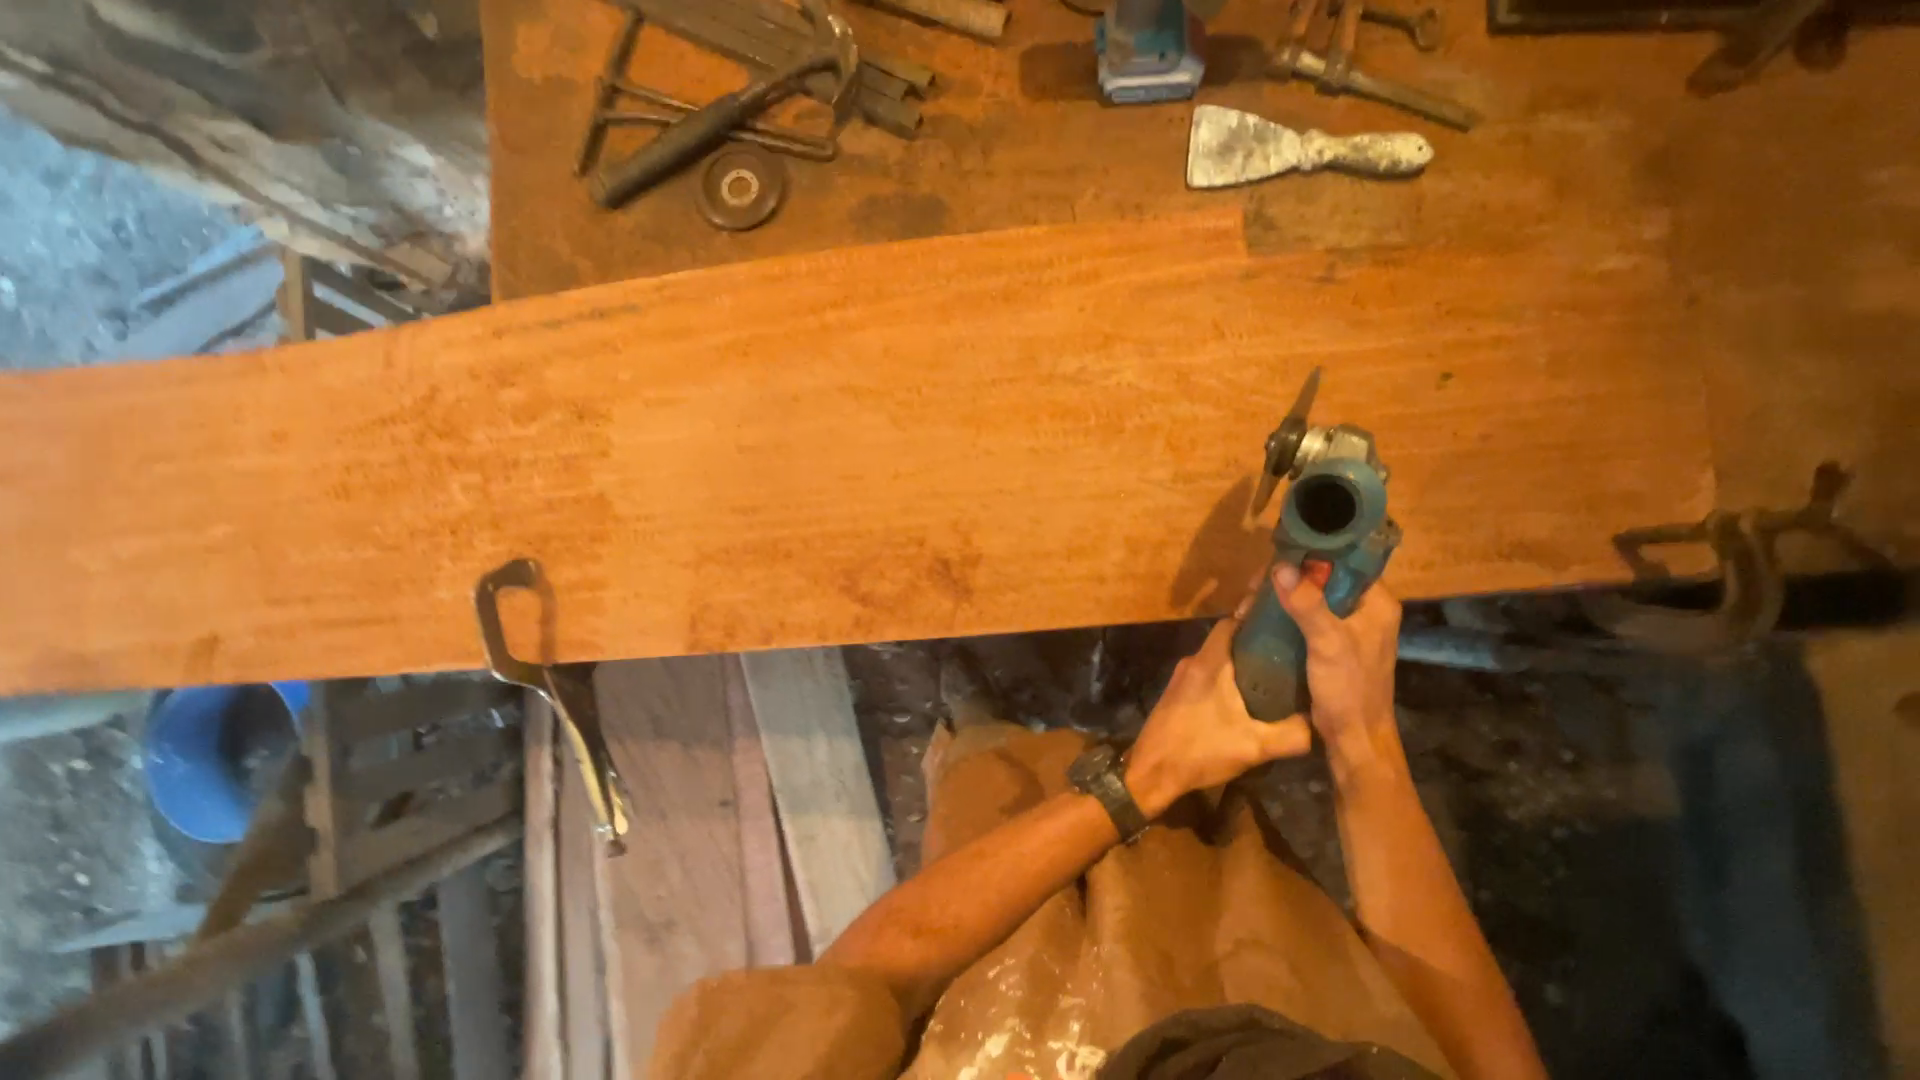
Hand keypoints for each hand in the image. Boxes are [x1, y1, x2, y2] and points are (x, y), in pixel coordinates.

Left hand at [1123, 587, 1313, 818]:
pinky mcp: (1175, 696)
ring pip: (1216, 661)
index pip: (1232, 622)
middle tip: (1288, 652)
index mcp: (1209, 663)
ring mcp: (1180, 679)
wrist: (1151, 773)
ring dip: (1240, 665)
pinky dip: (1226, 680)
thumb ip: (1292, 735)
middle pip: (1226, 641)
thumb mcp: (1254, 747)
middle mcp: (1192, 663)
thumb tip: (1323, 724)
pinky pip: (1206, 677)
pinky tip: (1245, 697)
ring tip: (1274, 675)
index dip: (1256, 619)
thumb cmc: (1199, 751)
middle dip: (1255, 644)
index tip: (1283, 623)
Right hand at [1271, 562, 1404, 782]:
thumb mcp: (1328, 643)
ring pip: (1313, 599)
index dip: (1314, 554)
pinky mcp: (1331, 647)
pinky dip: (1285, 614)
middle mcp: (1365, 611)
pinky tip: (1260, 616)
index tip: (1280, 554)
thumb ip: (1307, 605)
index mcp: (1377, 604)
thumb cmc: (1349, 689)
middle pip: (1326, 579)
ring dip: (1284, 596)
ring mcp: (1348, 630)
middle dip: (1291, 576)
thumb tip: (1281, 567)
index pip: (1348, 563)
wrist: (1353, 738)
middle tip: (1257, 582)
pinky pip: (1306, 619)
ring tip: (1253, 598)